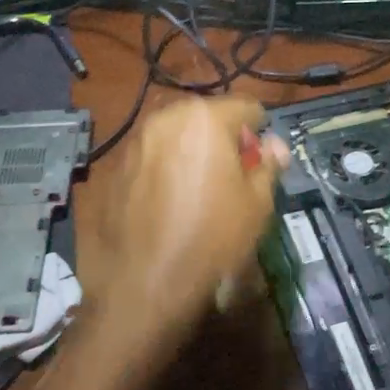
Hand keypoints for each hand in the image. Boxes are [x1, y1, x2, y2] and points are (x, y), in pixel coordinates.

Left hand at [90, 95, 287, 346]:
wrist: (146, 282)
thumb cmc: (213, 238)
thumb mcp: (257, 204)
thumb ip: (268, 165)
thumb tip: (274, 146)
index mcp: (204, 118)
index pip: (247, 107)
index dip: (260, 133)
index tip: (261, 162)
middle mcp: (165, 119)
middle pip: (206, 118)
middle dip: (222, 140)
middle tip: (232, 180)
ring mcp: (135, 143)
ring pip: (175, 137)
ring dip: (191, 154)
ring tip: (199, 195)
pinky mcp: (115, 169)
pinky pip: (151, 160)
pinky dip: (165, 172)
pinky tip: (169, 207)